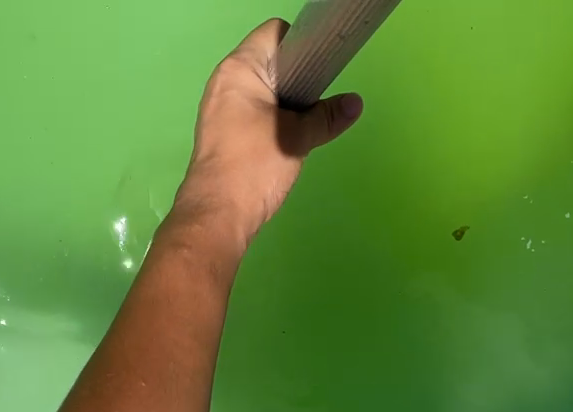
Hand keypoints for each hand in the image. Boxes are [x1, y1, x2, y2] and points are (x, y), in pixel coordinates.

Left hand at [171, 19, 364, 251]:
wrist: (217, 216)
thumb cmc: (254, 168)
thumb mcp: (297, 139)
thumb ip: (326, 118)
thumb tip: (355, 104)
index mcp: (239, 69)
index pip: (274, 33)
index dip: (302, 45)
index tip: (320, 71)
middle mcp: (223, 82)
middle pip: (268, 65)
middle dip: (296, 81)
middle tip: (316, 104)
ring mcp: (218, 110)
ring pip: (260, 94)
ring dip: (284, 107)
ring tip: (302, 129)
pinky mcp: (219, 137)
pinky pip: (250, 116)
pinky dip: (269, 124)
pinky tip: (283, 146)